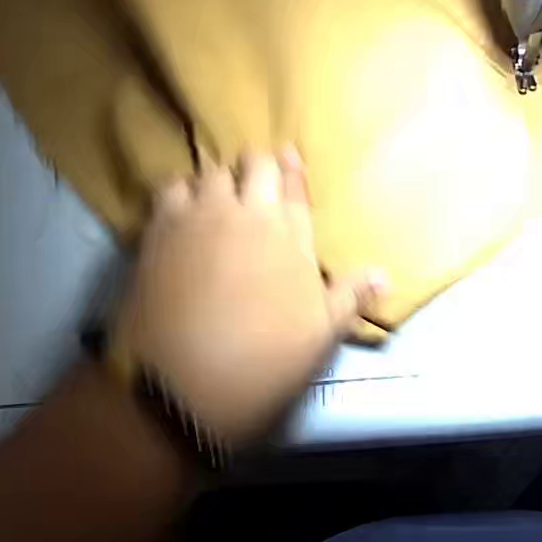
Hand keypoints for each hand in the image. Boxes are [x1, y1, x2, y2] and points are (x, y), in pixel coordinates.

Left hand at [109, 148, 380, 445]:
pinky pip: (169, 189)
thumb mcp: (321, 334)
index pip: (293, 184)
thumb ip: (351, 295)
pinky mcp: (157, 232)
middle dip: (258, 168)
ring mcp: (197, 218)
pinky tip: (184, 210)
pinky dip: (181, 191)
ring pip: (209, 171)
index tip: (289, 155)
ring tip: (220, 196)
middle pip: (252, 164)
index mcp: (289, 234)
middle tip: (258, 183)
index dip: (292, 169)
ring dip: (219, 179)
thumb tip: (385, 274)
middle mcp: (244, 213)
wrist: (182, 386)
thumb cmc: (265, 359)